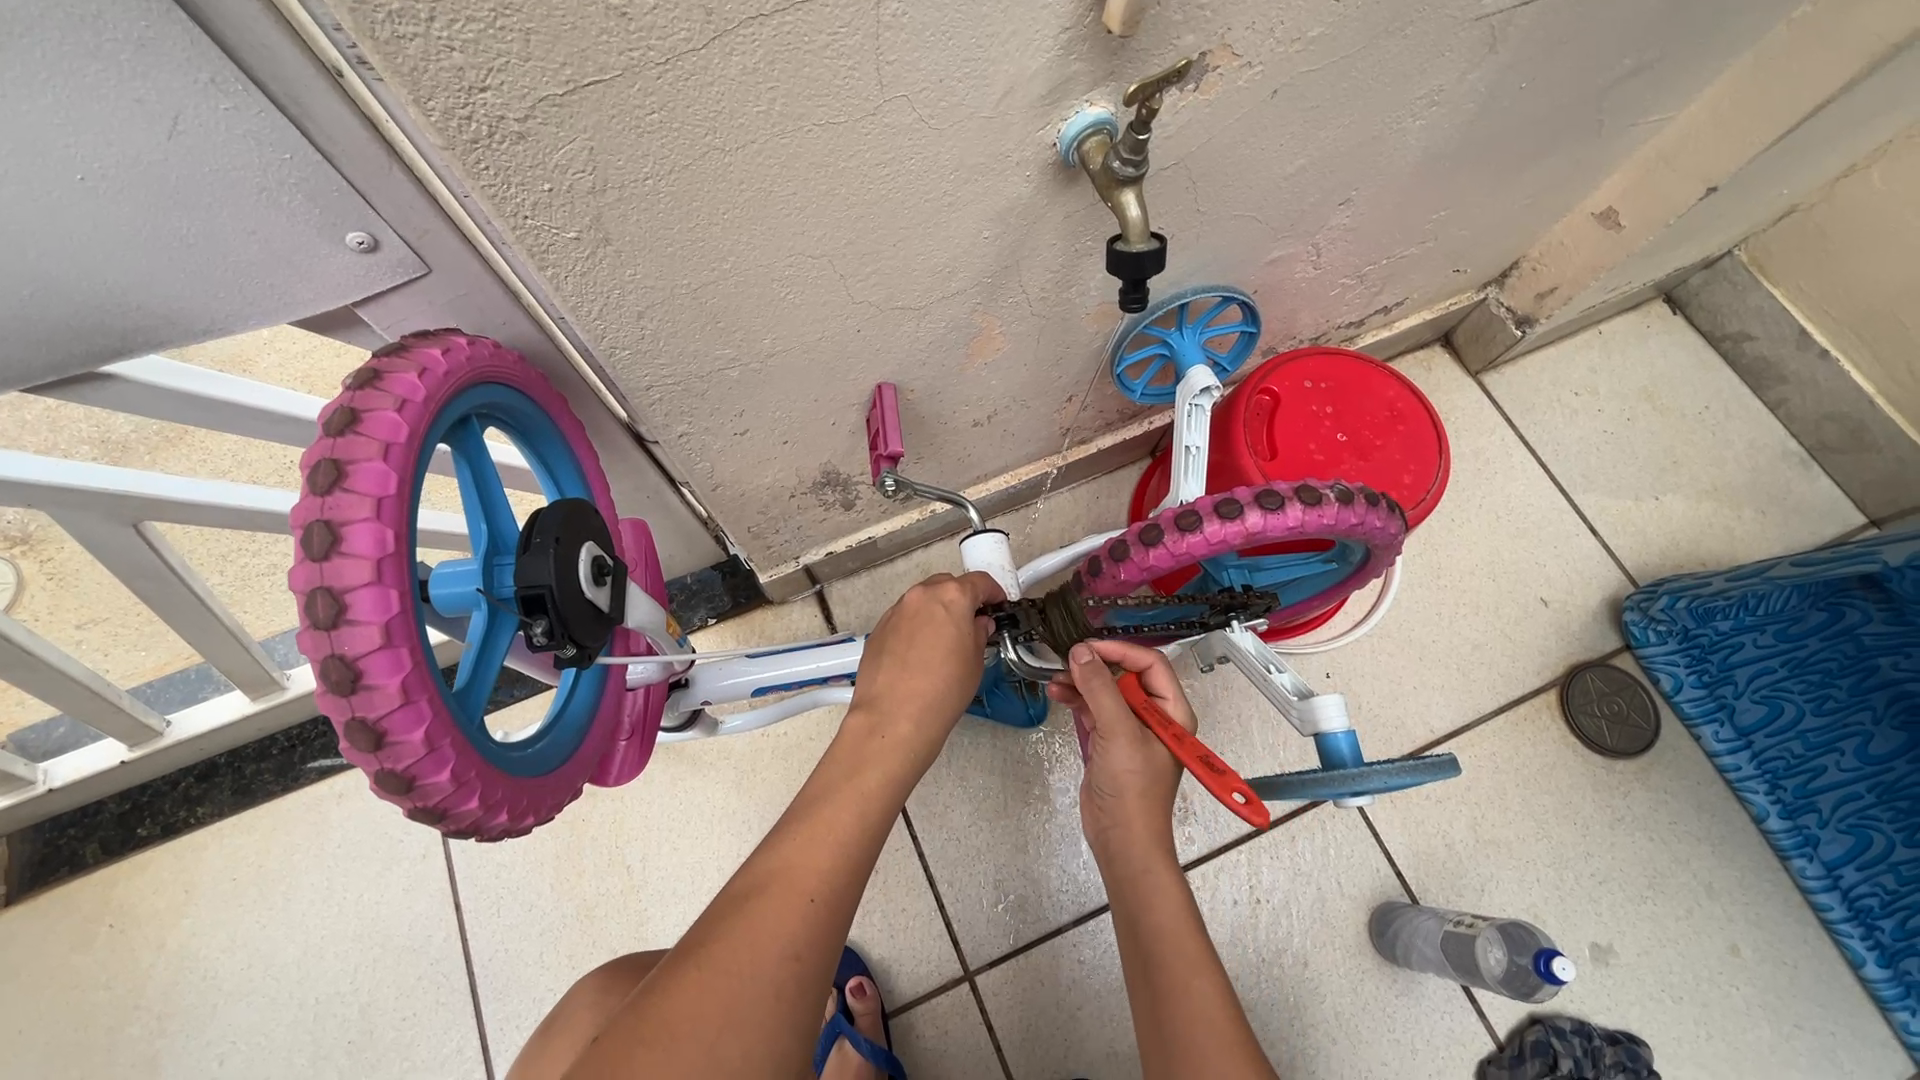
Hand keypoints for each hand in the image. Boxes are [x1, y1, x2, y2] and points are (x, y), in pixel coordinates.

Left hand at [843, 572, 1005, 770]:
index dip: (993, 592)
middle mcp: (921, 597)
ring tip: (945, 641)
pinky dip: (916, 627)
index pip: (979, 582)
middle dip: (961, 600)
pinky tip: (921, 654)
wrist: (894, 716)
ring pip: (922, 602)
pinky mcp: (879, 629)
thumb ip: (979, 634)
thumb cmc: (940, 691)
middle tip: (973, 622)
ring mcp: (896, 611)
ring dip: (936, 612)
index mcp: (951, 597)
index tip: (996, 602)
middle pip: (947, 586)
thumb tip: (979, 625)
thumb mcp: (975, 661)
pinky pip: (904, 619)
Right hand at [1047, 640, 1194, 865]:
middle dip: (1096, 665)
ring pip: (1105, 690)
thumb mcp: (1119, 733)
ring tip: (1057, 678)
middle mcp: (1154, 716)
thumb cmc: (1134, 793)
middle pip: (1125, 674)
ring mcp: (1129, 729)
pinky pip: (1092, 709)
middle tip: (1069, 659)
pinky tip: (1058, 692)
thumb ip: (1100, 689)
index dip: (1120, 651)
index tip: (1090, 648)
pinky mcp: (1108, 742)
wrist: (1122, 840)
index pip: (1150, 664)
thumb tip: (1081, 653)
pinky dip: (1076, 698)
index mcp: (1172, 711)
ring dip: (1081, 681)